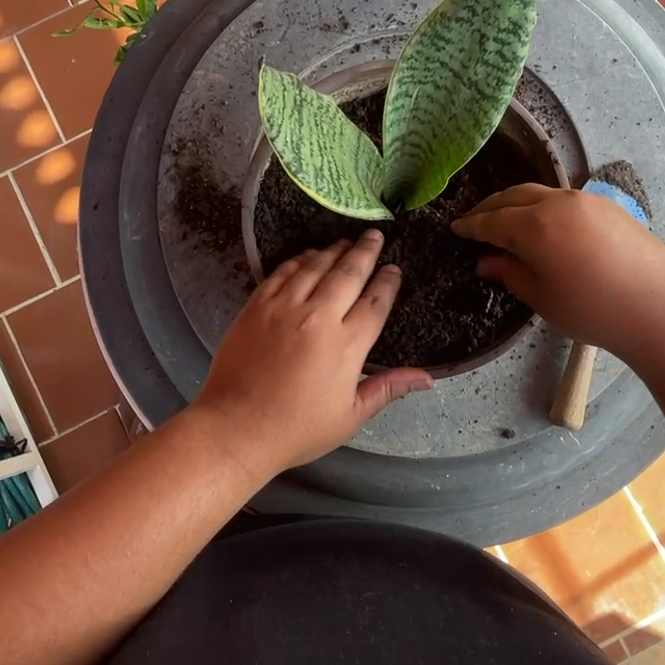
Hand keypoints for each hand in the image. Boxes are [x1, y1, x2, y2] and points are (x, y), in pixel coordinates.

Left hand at [188, 232, 432, 478]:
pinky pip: (282, 272)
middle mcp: (319, 317)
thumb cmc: (298, 429)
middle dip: (365, 251)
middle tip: (375, 235)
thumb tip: (427, 378)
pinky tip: (307, 257)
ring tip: (345, 241)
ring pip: (315, 266)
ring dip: (333, 251)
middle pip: (348, 273)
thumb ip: (388, 388)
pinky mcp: (257, 306)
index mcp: (347, 345)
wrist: (237, 428)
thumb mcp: (350, 416)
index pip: (375, 303)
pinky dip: (299, 260)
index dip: (387, 283)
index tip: (394, 269)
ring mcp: (284, 308)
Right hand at [450, 184, 664, 360]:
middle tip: (475, 221)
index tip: (455, 228)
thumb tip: (485, 262)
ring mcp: (588, 201)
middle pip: (514, 197)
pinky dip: (545, 207)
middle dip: (491, 208)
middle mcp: (559, 203)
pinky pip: (566, 200)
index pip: (492, 220)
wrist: (661, 310)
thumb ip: (510, 273)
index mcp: (535, 225)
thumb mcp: (542, 298)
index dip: (471, 225)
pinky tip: (545, 224)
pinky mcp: (611, 207)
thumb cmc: (593, 311)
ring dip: (518, 204)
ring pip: (541, 194)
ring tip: (507, 221)